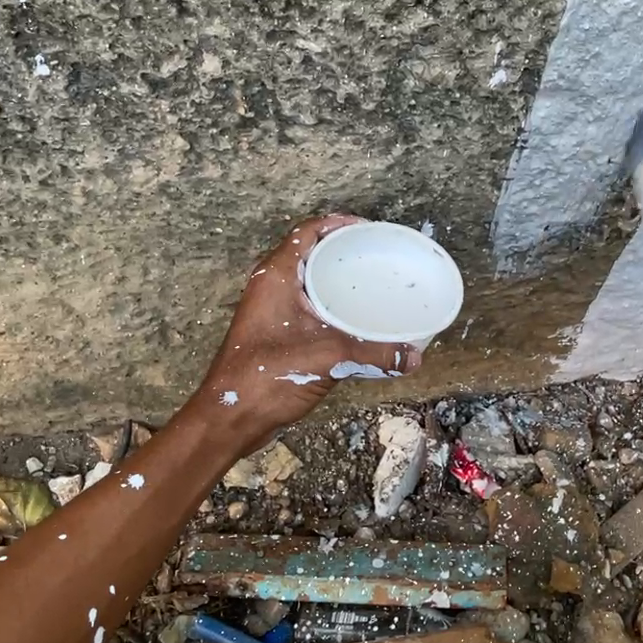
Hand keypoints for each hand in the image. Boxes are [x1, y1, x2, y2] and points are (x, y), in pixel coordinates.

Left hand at [191, 215, 417, 454]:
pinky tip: (352, 318)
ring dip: (333, 277)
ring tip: (368, 281)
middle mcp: (270, 286)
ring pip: (307, 280)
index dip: (336, 223)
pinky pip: (306, 304)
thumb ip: (374, 354)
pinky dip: (328, 303)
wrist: (229, 419)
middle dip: (339, 249)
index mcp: (277, 276)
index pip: (307, 232)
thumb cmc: (266, 378)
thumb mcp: (329, 357)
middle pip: (308, 252)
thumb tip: (413, 357)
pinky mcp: (273, 332)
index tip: (366, 228)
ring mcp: (269, 310)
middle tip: (373, 254)